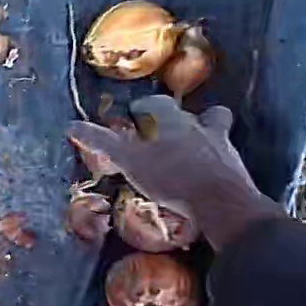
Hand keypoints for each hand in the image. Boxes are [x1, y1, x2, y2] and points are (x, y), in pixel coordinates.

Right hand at [67, 96, 282, 249]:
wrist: (219, 201)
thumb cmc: (169, 176)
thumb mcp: (128, 159)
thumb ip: (101, 141)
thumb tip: (71, 125)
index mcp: (171, 118)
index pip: (154, 103)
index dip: (142, 109)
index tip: (133, 118)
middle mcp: (198, 124)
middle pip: (185, 113)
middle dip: (172, 120)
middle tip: (158, 136)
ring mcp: (220, 144)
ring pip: (213, 127)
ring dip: (202, 133)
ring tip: (189, 150)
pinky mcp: (234, 165)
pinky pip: (224, 155)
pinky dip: (216, 158)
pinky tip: (207, 171)